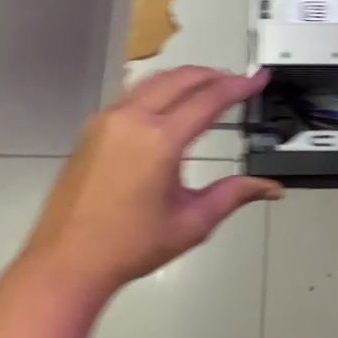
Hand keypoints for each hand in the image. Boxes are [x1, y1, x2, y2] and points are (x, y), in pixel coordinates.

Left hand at [21, 67, 282, 295]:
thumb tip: (271, 188)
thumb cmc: (130, 247)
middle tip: (237, 82)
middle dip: (213, 75)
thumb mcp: (191, 223)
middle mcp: (132, 120)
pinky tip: (170, 103)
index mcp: (160, 141)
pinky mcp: (93, 128)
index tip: (258, 78)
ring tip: (208, 86)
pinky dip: (159, 89)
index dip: (238, 87)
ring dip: (185, 78)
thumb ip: (233, 195)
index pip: (208, 100)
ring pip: (154, 81)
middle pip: (181, 79)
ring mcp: (108, 120)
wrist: (66, 261)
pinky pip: (133, 94)